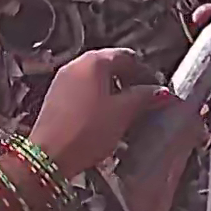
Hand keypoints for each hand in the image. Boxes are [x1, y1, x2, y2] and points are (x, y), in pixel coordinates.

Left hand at [28, 48, 174, 178]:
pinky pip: (83, 90)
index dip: (145, 71)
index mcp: (93, 62)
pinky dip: (98, 98)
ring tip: (127, 111)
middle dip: (129, 81)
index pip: (126, 56)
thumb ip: (143, 97)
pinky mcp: (56, 96)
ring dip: (114, 91)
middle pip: (109, 65)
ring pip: (96, 78)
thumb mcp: (122, 113)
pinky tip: (106, 117)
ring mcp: (63, 79)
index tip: (157, 88)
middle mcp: (75, 64)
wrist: (50, 154)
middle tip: (144, 100)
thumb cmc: (87, 130)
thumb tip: (161, 91)